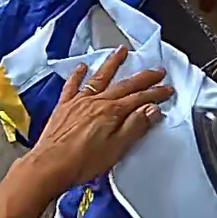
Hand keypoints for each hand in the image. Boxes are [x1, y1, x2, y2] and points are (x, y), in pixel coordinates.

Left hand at [17, 46, 173, 195]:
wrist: (49, 166)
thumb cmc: (81, 162)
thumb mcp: (117, 148)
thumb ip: (136, 126)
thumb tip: (152, 110)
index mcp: (112, 112)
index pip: (140, 98)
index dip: (156, 93)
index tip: (167, 89)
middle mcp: (97, 102)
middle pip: (125, 85)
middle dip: (144, 77)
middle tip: (157, 71)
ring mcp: (79, 102)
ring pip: (100, 77)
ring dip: (112, 63)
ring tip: (121, 51)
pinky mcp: (64, 107)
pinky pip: (72, 86)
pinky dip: (77, 75)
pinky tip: (82, 67)